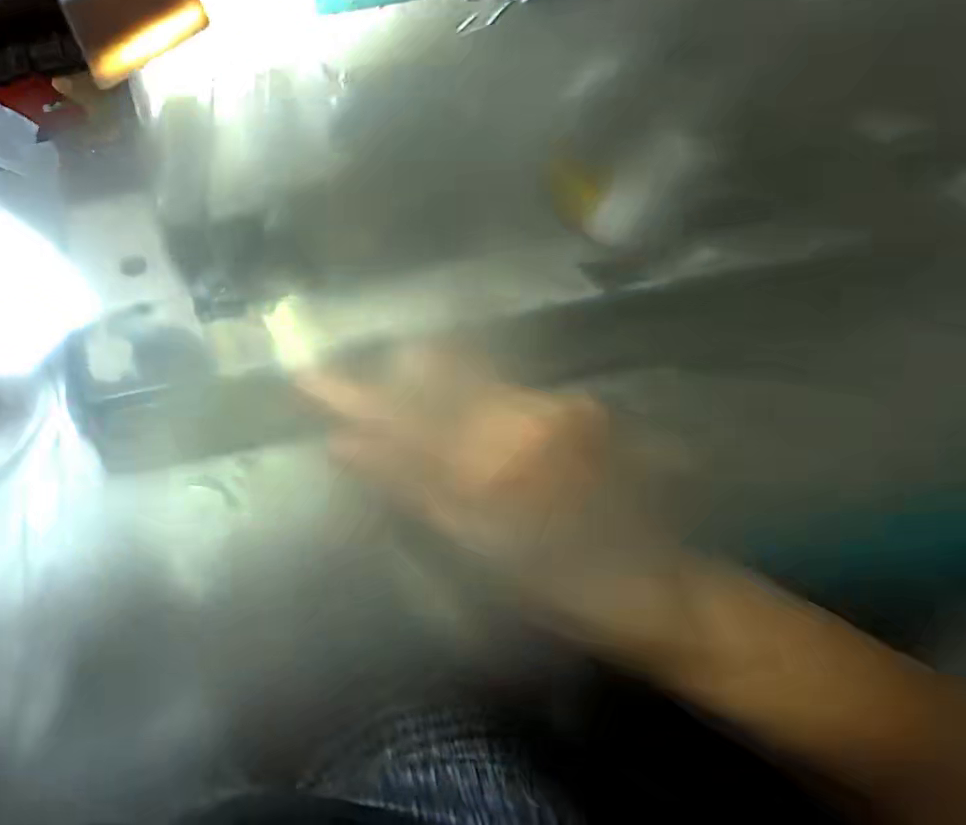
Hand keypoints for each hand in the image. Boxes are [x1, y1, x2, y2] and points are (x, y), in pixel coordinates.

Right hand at [299, 347, 689, 653]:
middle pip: (433, 373)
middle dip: (395, 389)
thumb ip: (402, 481)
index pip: (396, 409)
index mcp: (490, 450)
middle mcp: (520, 409)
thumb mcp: (470, 542)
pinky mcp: (567, 407)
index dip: (346, 393)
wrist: (662, 592)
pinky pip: (496, 395)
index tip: (303, 375)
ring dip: (435, 405)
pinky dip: (471, 413)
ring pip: (466, 383)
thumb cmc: (558, 583)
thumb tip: (339, 442)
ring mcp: (549, 403)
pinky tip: (485, 452)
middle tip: (370, 424)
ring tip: (438, 452)